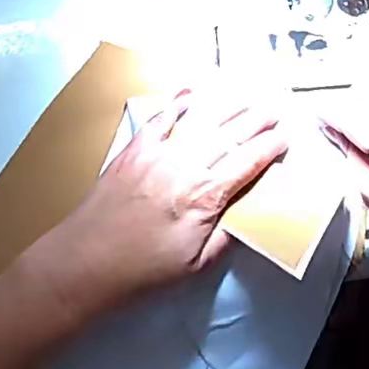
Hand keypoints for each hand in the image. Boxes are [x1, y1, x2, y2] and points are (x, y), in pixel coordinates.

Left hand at [22, 89, 287, 322]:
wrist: (84, 262)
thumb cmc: (142, 272)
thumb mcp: (195, 266)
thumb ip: (224, 237)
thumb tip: (245, 215)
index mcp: (204, 196)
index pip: (246, 164)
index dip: (269, 149)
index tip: (284, 139)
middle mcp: (185, 166)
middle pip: (229, 136)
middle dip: (256, 122)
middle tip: (274, 111)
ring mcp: (158, 153)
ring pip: (200, 123)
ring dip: (226, 109)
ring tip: (245, 99)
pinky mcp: (134, 150)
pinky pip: (159, 120)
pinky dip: (176, 105)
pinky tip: (190, 96)